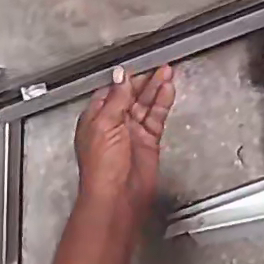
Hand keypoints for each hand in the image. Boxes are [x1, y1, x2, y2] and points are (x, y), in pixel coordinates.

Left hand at [75, 65, 175, 218]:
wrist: (118, 197)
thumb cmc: (101, 167)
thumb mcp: (105, 124)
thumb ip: (116, 98)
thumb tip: (120, 76)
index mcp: (95, 117)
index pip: (112, 91)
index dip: (125, 79)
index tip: (139, 66)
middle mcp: (113, 123)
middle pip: (131, 95)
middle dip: (145, 81)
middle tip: (159, 67)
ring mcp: (131, 132)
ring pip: (145, 105)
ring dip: (156, 89)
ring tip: (167, 73)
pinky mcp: (148, 142)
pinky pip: (156, 118)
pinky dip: (162, 104)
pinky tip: (168, 92)